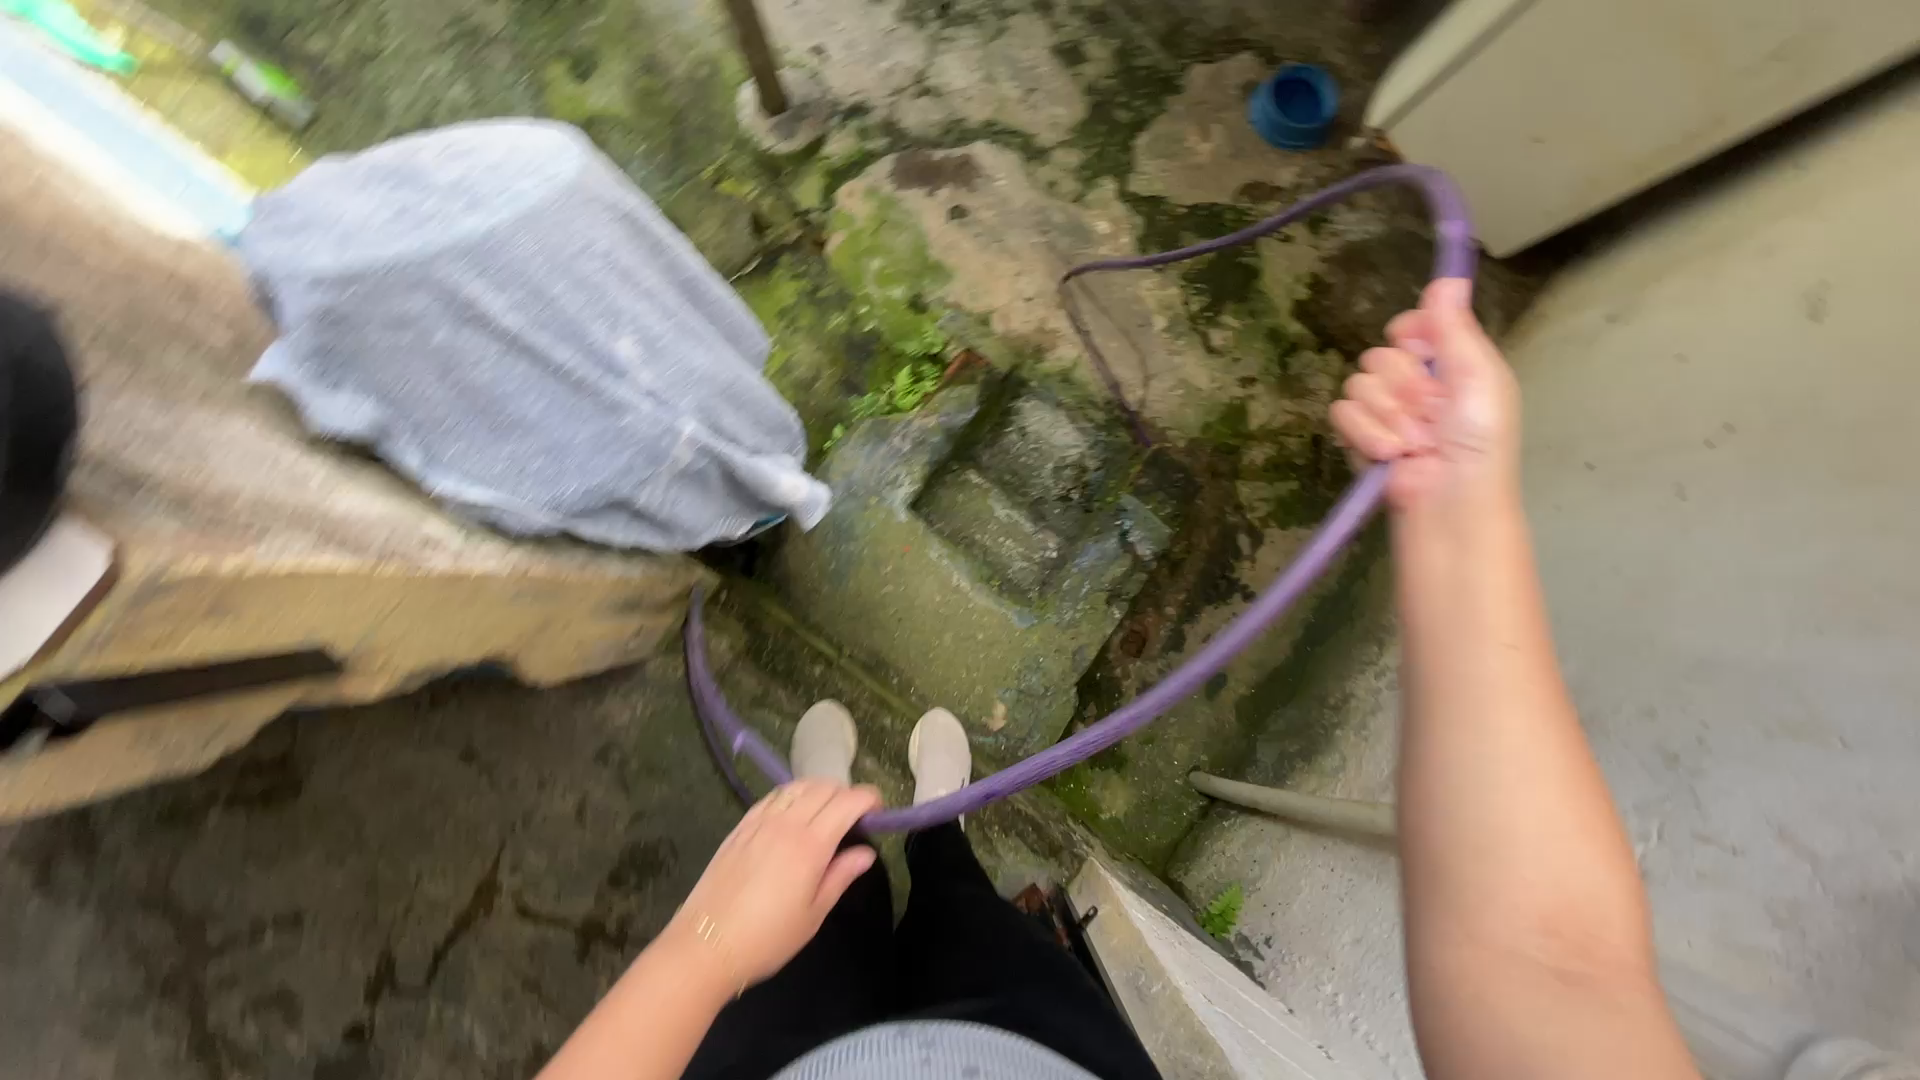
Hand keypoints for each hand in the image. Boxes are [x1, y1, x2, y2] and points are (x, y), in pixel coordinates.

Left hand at [666, 780, 881, 989]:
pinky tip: (793, 813)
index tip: (879, 812)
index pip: (848, 802)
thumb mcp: (813, 915)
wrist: (705, 946)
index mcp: (810, 844)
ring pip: (798, 786)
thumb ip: (841, 876)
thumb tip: (866, 852)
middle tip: (854, 817)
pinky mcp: (740, 827)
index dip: (869, 799)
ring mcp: (760, 822)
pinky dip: (792, 795)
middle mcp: (787, 823)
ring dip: (819, 790)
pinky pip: (773, 797)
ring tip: (826, 812)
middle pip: (825, 787)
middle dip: (847, 794)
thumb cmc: (767, 939)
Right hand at [1329, 278, 1519, 510]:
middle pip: (1378, 356)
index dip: (1412, 335)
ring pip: (1357, 385)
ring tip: (1414, 444)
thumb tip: (1445, 277)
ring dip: (1388, 417)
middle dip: (1402, 387)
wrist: (1450, 501)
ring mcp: (1380, 412)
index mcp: (1447, 364)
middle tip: (1430, 414)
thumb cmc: (1477, 441)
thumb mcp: (1478, 378)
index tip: (1421, 348)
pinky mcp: (1355, 437)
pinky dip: (1366, 434)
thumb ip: (1456, 330)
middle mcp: (1411, 384)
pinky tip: (1390, 454)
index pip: (1410, 326)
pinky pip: (1341, 414)